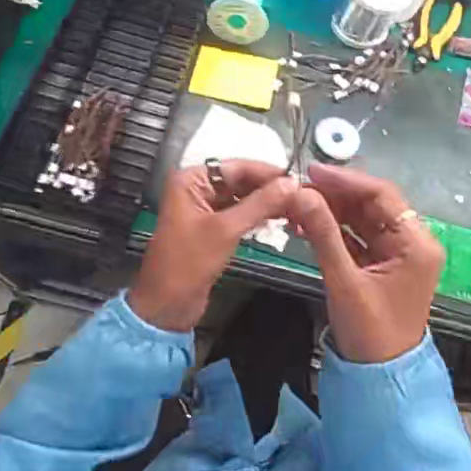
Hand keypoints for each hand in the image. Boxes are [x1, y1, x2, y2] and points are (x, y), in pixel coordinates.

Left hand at [131, 160, 297, 331]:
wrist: (167, 304)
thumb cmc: (189, 262)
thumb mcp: (226, 230)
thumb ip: (259, 204)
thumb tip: (292, 184)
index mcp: (190, 180)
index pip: (235, 167)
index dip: (268, 172)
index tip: (299, 179)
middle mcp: (195, 189)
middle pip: (239, 181)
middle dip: (269, 189)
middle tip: (303, 196)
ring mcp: (202, 209)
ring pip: (241, 198)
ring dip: (266, 203)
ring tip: (298, 209)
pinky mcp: (210, 229)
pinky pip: (237, 215)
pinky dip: (257, 217)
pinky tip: (280, 220)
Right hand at [289, 164, 444, 362]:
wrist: (380, 374)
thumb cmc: (370, 329)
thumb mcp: (344, 279)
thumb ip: (323, 233)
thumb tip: (301, 194)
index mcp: (416, 243)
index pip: (381, 195)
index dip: (345, 180)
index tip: (310, 172)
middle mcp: (411, 242)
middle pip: (371, 203)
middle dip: (334, 194)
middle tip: (297, 189)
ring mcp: (397, 253)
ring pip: (361, 217)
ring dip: (330, 210)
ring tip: (296, 205)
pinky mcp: (381, 264)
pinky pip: (356, 235)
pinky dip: (332, 228)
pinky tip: (305, 224)